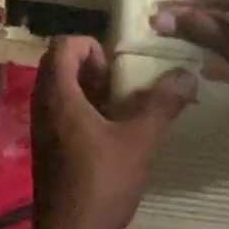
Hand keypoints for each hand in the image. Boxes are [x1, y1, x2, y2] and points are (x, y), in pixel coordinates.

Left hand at [32, 35, 196, 228]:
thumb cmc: (100, 184)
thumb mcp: (138, 143)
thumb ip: (162, 105)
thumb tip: (188, 74)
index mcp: (58, 94)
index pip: (63, 44)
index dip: (90, 46)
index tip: (113, 69)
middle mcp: (42, 104)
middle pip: (59, 64)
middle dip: (89, 66)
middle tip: (117, 85)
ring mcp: (40, 127)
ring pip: (58, 88)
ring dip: (86, 88)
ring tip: (116, 107)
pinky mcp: (45, 148)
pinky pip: (57, 110)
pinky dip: (79, 108)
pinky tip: (106, 132)